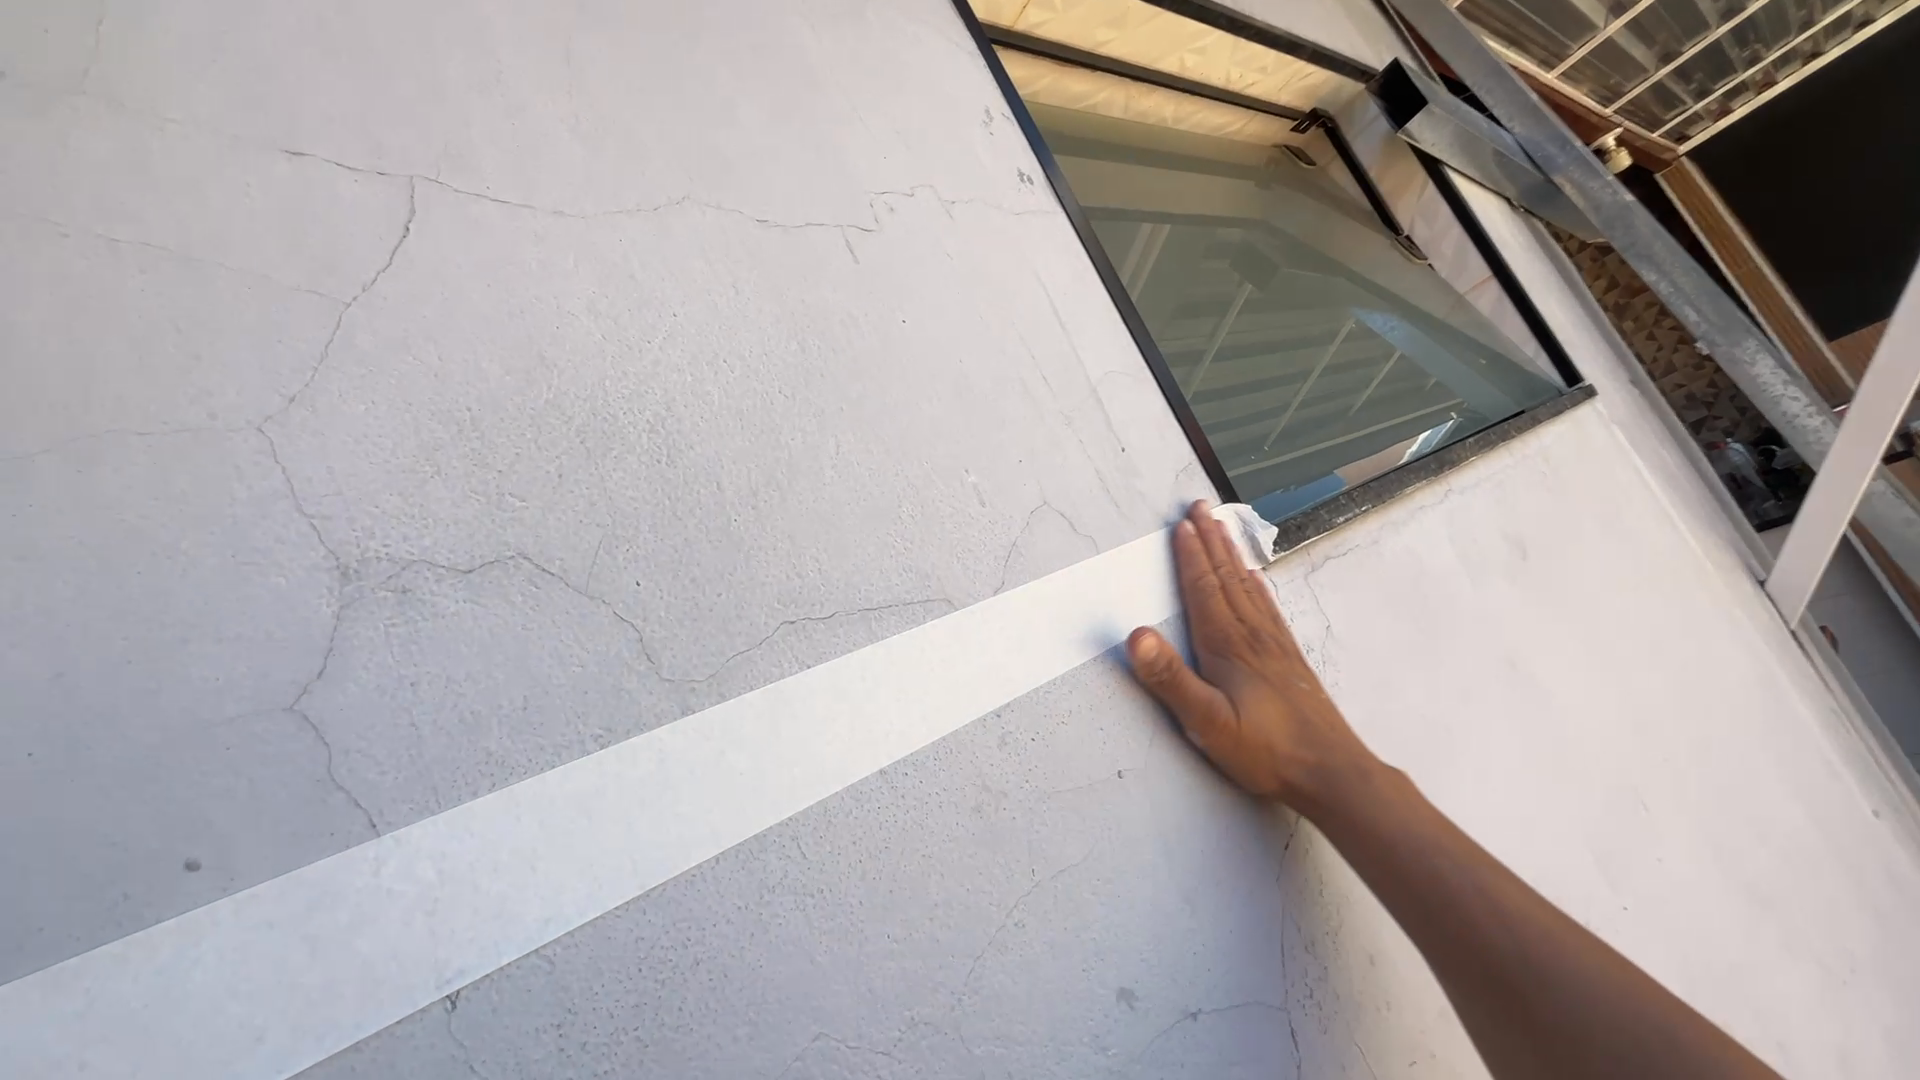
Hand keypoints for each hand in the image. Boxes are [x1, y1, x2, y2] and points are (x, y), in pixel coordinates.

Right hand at [1126, 501, 1379, 814]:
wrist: (1331, 772)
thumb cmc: (1264, 751)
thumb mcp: (1206, 722)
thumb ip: (1169, 678)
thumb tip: (1136, 634)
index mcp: (1226, 645)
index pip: (1203, 588)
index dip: (1190, 556)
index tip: (1182, 524)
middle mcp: (1251, 635)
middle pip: (1226, 577)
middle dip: (1211, 540)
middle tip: (1201, 507)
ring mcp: (1274, 645)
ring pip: (1248, 586)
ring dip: (1231, 554)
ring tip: (1223, 529)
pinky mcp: (1288, 658)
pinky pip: (1267, 606)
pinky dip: (1255, 584)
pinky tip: (1255, 581)